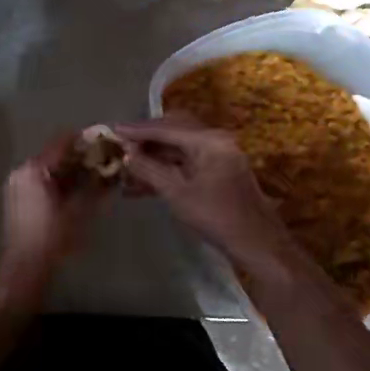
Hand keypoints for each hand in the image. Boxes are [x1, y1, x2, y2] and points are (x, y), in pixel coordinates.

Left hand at [0, 132, 107, 287]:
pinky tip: (76, 191)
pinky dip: (58, 181)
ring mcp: (17, 184)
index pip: (62, 142)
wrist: (26, 266)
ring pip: (48, 168)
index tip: (105, 141)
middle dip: (79, 157)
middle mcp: (22, 171)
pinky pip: (41, 180)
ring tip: (94, 176)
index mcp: (35, 169)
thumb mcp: (80, 209)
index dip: (85, 140)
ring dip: (70, 170)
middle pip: (55, 155)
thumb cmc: (53, 237)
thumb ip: (96, 185)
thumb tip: (111, 170)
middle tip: (103, 161)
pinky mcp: (17, 197)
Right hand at [116, 117, 299, 270]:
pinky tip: (143, 184)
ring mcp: (219, 154)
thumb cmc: (216, 217)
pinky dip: (166, 169)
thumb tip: (127, 154)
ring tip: (126, 169)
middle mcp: (215, 140)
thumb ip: (150, 170)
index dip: (137, 130)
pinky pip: (187, 162)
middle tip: (120, 146)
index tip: (113, 129)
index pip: (166, 128)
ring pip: (178, 148)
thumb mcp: (177, 194)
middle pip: (173, 131)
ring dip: (153, 156)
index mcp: (208, 141)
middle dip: (145, 139)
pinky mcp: (218, 170)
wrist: (256, 242)